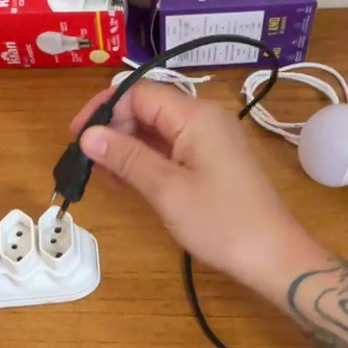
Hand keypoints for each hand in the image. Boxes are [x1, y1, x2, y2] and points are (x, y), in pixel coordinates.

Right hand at [73, 83, 329, 297]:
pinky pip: (173, 147)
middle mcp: (205, 117)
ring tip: (103, 174)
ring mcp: (212, 139)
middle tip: (87, 161)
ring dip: (128, 146)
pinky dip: (148, 159)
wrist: (271, 254)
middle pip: (148, 107)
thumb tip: (88, 135)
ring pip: (158, 129)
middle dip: (114, 128)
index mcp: (195, 115)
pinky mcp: (214, 160)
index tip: (76, 138)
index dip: (103, 110)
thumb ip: (126, 157)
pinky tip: (129, 180)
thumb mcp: (166, 189)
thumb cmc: (220, 222)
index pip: (139, 92)